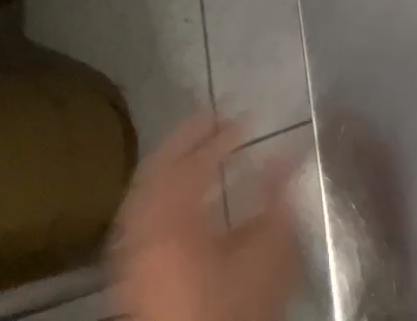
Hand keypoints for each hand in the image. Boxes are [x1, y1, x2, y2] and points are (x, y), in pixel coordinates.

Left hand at [110, 115, 296, 320]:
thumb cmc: (242, 301)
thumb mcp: (271, 245)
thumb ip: (276, 192)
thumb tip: (285, 149)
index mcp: (175, 224)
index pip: (191, 166)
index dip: (217, 136)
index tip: (244, 116)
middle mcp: (143, 235)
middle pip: (154, 174)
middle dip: (183, 141)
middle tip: (211, 115)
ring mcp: (131, 258)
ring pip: (141, 196)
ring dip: (168, 165)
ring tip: (195, 147)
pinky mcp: (132, 275)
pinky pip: (137, 218)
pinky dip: (158, 193)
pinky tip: (178, 193)